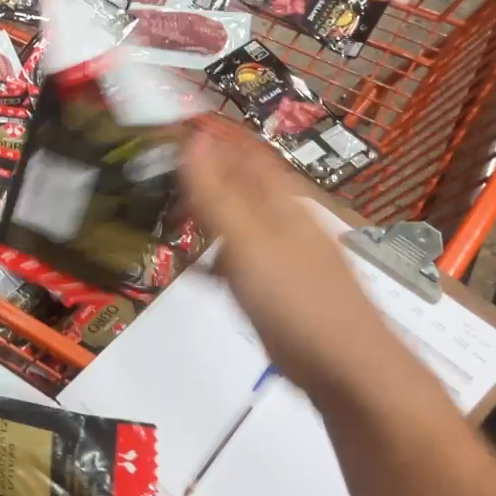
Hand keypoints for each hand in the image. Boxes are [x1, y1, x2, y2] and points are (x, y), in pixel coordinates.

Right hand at [178, 126, 400, 399]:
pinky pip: (231, 259)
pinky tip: (184, 265)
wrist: (348, 370)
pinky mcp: (272, 286)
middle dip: (195, 172)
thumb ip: (216, 193)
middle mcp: (281, 219)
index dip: (205, 134)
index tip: (161, 126)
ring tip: (156, 207)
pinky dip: (206, 256)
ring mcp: (279, 253)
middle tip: (147, 167)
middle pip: (234, 182)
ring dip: (197, 211)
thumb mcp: (248, 242)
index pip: (240, 151)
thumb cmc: (298, 301)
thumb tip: (192, 138)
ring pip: (230, 218)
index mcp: (280, 200)